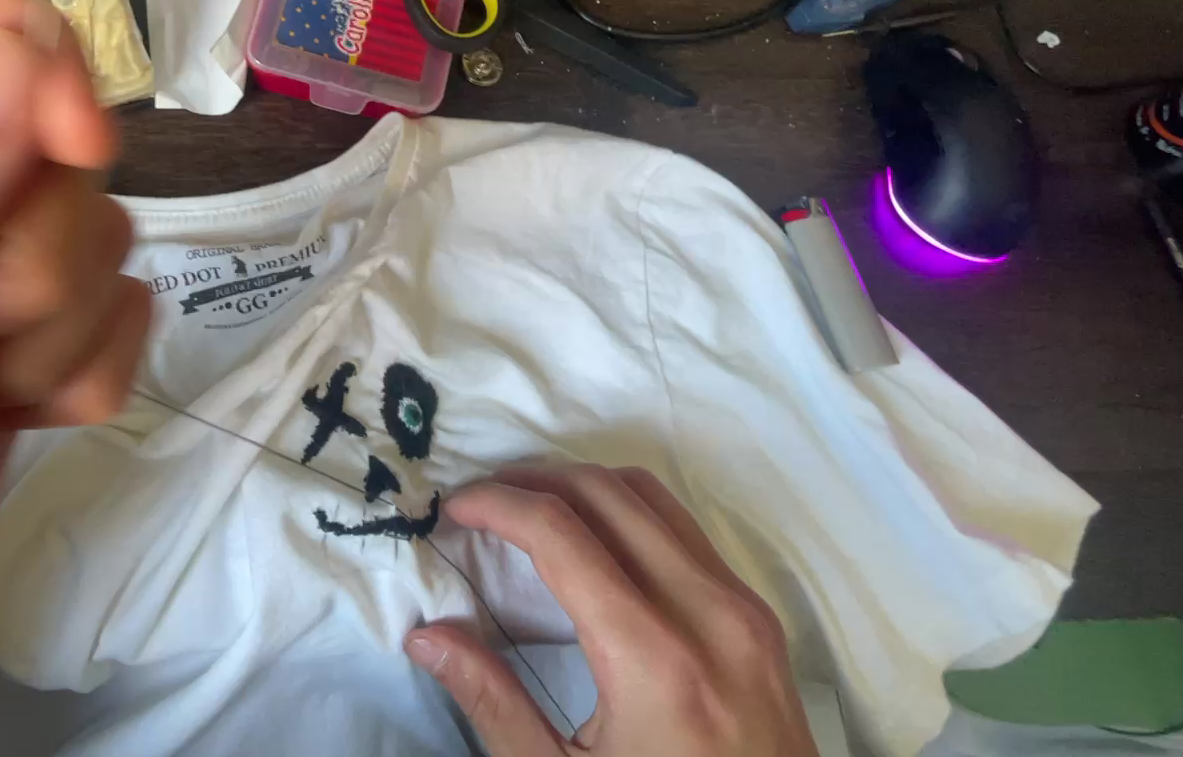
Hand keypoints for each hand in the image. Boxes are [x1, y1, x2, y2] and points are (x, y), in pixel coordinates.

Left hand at [0, 0, 150, 756]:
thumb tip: (18, 61)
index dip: (23, 50)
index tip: (76, 142)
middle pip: (38, 128)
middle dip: (28, 240)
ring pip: (93, 226)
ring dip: (51, 321)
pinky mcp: (18, 351)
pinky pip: (119, 310)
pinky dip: (89, 367)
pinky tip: (19, 419)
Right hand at [405, 466, 816, 756]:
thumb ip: (492, 702)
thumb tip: (424, 636)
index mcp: (654, 659)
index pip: (558, 531)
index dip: (495, 504)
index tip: (454, 507)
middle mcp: (707, 612)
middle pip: (601, 491)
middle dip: (529, 479)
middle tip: (483, 499)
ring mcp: (742, 606)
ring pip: (645, 492)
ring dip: (576, 482)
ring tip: (529, 506)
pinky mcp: (759, 613)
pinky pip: (679, 522)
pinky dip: (622, 505)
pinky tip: (590, 535)